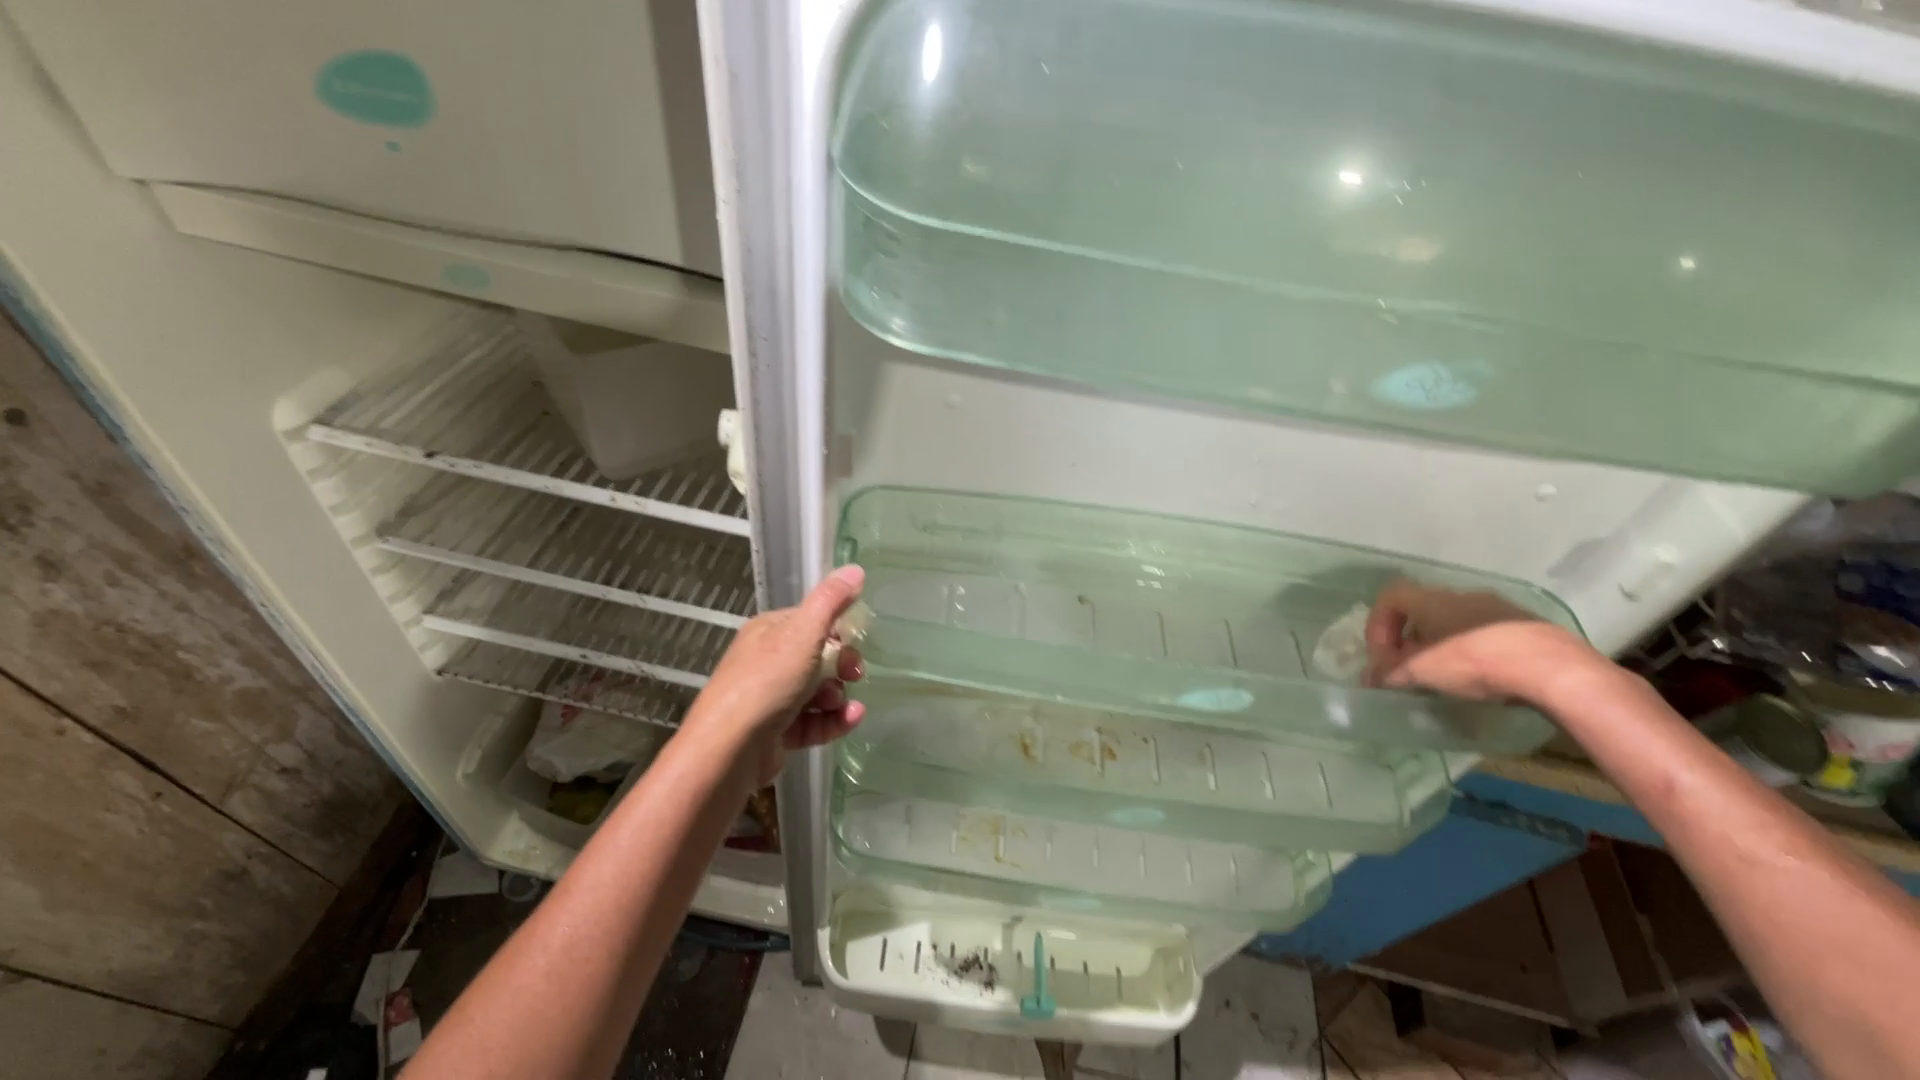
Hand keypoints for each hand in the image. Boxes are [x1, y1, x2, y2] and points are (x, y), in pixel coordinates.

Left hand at [691, 565, 867, 785]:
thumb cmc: (767, 681)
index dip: (837, 631)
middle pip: (818, 658)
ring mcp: (771, 699)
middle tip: (853, 675)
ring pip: (818, 692)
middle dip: (841, 666)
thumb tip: (855, 569)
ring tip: (843, 704)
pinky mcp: (777, 732)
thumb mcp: (803, 632)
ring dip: (839, 697)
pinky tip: (850, 720)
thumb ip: (831, 601)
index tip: (856, 643)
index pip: (811, 622)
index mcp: (769, 632)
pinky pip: (814, 722)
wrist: (731, 747)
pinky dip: (834, 721)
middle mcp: (767, 662)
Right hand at [1362, 579, 1569, 700]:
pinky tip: (1481, 677)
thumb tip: (1371, 679)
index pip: (1390, 597)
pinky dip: (1473, 651)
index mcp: (1431, 600)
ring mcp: (1496, 608)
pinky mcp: (1524, 626)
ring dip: (1441, 645)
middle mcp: (1461, 596)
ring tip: (1445, 678)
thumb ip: (1391, 673)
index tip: (1383, 659)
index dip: (1377, 626)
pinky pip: (1485, 633)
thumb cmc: (1472, 660)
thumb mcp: (1421, 671)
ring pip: (1455, 622)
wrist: (1550, 666)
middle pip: (1422, 611)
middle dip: (1410, 641)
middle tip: (1411, 671)